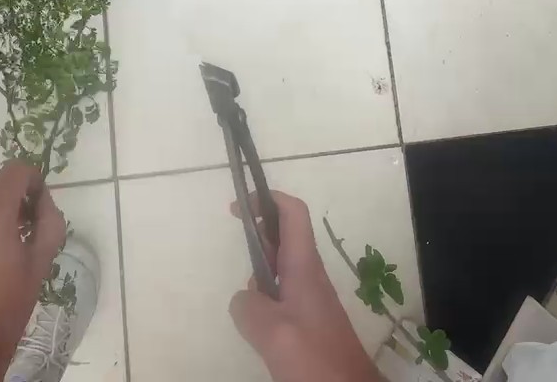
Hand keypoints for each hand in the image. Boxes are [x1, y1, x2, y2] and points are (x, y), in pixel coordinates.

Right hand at [229, 192, 381, 381]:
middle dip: (257, 239)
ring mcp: (311, 298)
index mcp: (304, 265)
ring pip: (280, 268)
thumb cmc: (316, 358)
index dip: (267, 198)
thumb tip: (244, 298)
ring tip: (251, 307)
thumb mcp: (272, 332)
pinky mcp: (310, 320)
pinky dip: (266, 300)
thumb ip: (248, 306)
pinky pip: (282, 295)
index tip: (240, 206)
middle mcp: (309, 274)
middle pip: (283, 236)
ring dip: (259, 274)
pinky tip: (261, 328)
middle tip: (241, 260)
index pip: (292, 212)